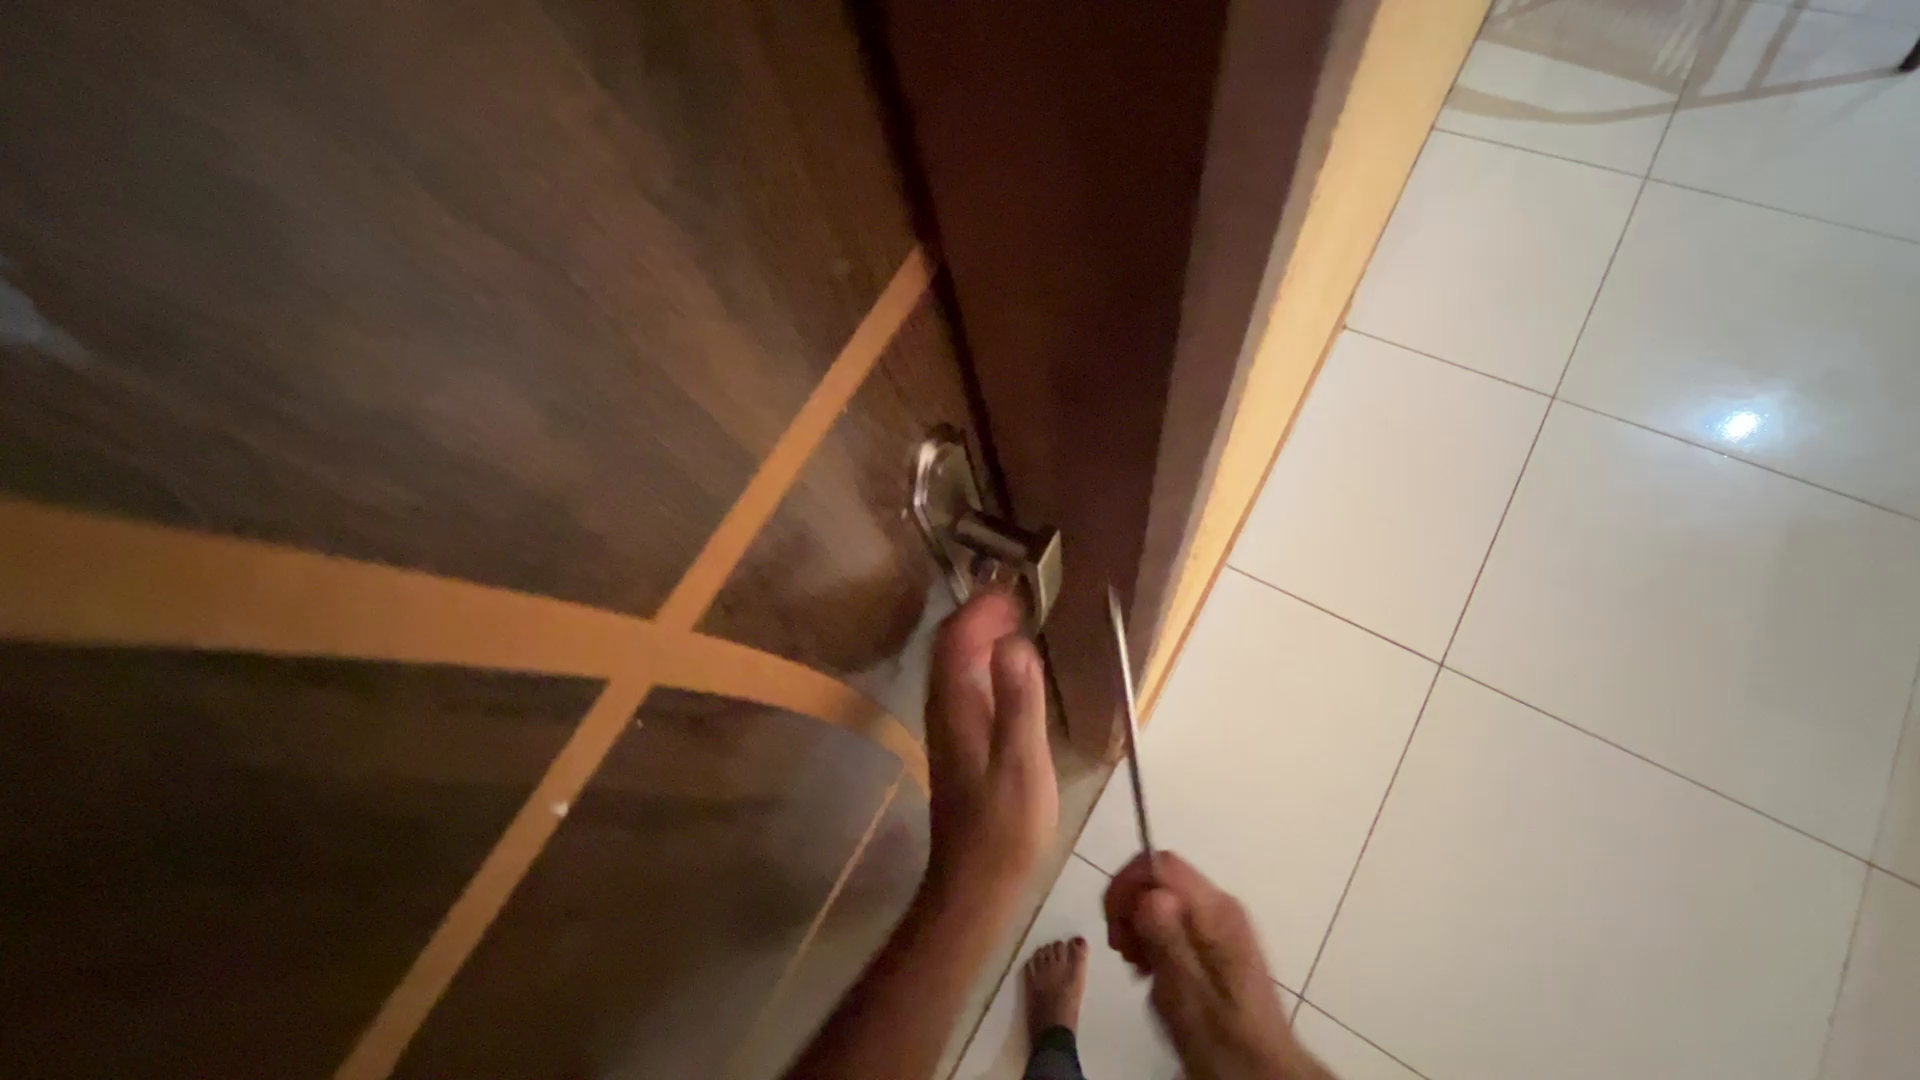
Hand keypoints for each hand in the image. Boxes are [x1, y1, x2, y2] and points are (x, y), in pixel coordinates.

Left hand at [923, 590, 1057, 892]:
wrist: (976, 882)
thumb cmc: (1004, 828)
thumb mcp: (1022, 764)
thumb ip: (1019, 702)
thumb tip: (1015, 642)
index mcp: (955, 706)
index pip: (956, 639)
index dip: (980, 607)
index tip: (1014, 588)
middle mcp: (944, 709)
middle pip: (950, 646)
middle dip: (980, 614)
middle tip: (1020, 598)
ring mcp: (949, 726)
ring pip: (956, 665)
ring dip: (980, 636)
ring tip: (1018, 621)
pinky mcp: (959, 743)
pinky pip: (966, 685)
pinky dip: (985, 663)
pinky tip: (1011, 671)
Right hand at [1104, 852, 1309, 1079]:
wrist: (1267, 1075)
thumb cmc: (1227, 1046)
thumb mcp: (1189, 1000)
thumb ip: (1168, 943)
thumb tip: (1149, 893)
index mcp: (1216, 914)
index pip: (1161, 864)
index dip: (1127, 884)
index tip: (1114, 928)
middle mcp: (1220, 906)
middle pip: (1158, 878)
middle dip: (1130, 908)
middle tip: (1125, 955)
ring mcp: (1220, 920)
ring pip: (1162, 898)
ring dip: (1139, 926)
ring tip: (1141, 970)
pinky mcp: (1216, 937)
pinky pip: (1172, 918)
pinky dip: (1154, 937)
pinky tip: (1155, 972)